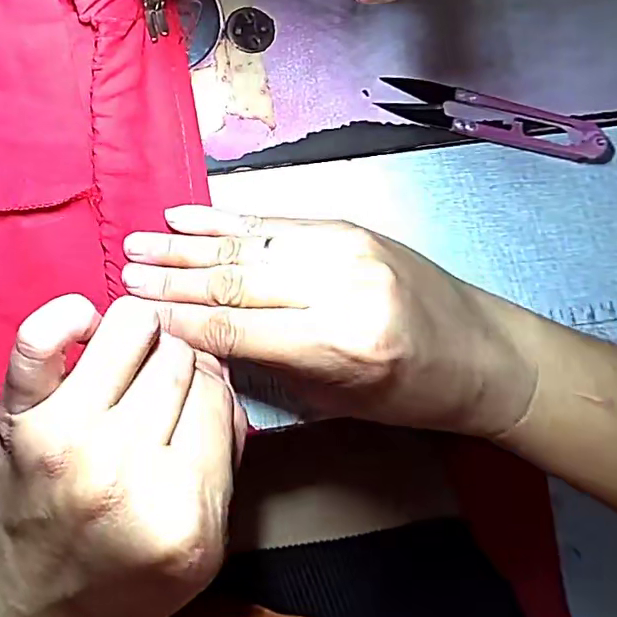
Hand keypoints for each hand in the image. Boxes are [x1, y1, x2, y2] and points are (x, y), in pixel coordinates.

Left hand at [0, 294, 246, 616]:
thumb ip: (223, 461)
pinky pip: (42, 335)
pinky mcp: (17, 413)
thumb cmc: (114, 583)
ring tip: (128, 355)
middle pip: (176, 359)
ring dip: (137, 333)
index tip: (194, 386)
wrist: (26, 609)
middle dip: (177, 360)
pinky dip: (66, 315)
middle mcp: (121, 467)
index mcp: (181, 513)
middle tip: (158, 377)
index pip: (217, 395)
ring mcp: (64, 433)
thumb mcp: (198, 549)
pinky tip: (84, 328)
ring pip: (128, 329)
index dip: (210, 384)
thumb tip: (221, 377)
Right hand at [116, 205, 538, 437]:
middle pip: (232, 282)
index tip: (138, 318)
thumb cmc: (413, 393)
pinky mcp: (341, 225)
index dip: (181, 323)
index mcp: (342, 343)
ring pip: (241, 246)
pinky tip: (181, 217)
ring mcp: (340, 247)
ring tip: (137, 245)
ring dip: (182, 246)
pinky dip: (219, 219)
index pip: (237, 330)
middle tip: (126, 277)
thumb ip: (265, 362)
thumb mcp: (338, 399)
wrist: (491, 355)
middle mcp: (338, 287)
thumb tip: (196, 333)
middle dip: (171, 281)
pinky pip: (267, 222)